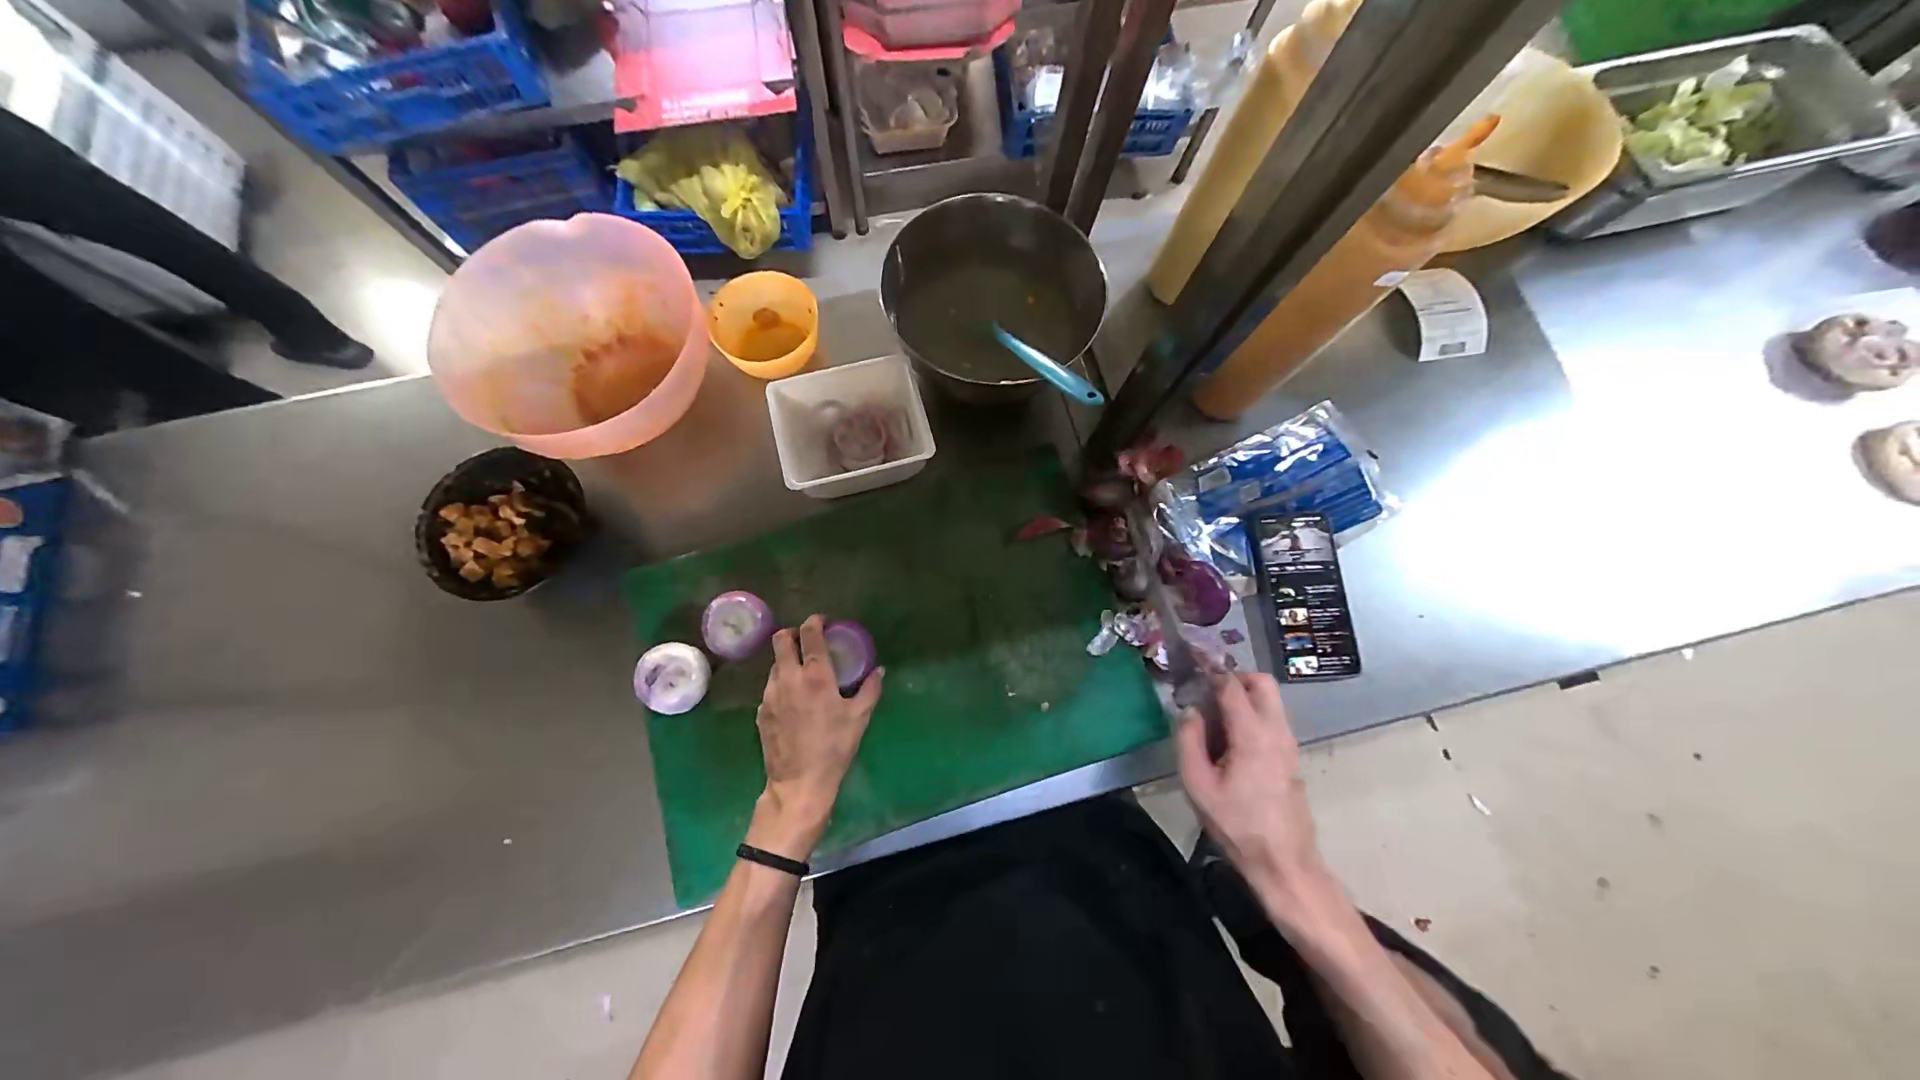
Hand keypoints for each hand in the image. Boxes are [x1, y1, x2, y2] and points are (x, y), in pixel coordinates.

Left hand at [748, 614, 883, 859]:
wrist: (800, 782)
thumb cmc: (835, 747)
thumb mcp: (860, 717)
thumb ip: (870, 689)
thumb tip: (880, 670)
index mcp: (815, 676)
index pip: (809, 634)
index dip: (814, 621)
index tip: (821, 621)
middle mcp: (788, 678)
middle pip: (780, 640)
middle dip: (792, 633)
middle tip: (805, 640)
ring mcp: (770, 695)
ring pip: (774, 665)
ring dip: (787, 661)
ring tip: (801, 673)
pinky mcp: (760, 711)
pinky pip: (770, 688)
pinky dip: (781, 685)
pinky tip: (793, 702)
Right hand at [1176, 673, 1327, 902]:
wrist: (1284, 862)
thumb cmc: (1236, 825)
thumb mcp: (1197, 785)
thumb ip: (1188, 740)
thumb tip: (1190, 711)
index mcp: (1253, 734)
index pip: (1232, 686)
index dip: (1210, 673)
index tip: (1190, 672)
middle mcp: (1277, 731)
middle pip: (1262, 682)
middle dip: (1234, 678)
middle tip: (1207, 694)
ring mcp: (1289, 743)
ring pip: (1270, 700)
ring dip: (1244, 697)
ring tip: (1213, 720)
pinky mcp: (1291, 757)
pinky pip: (1272, 719)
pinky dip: (1252, 715)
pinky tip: (1229, 741)